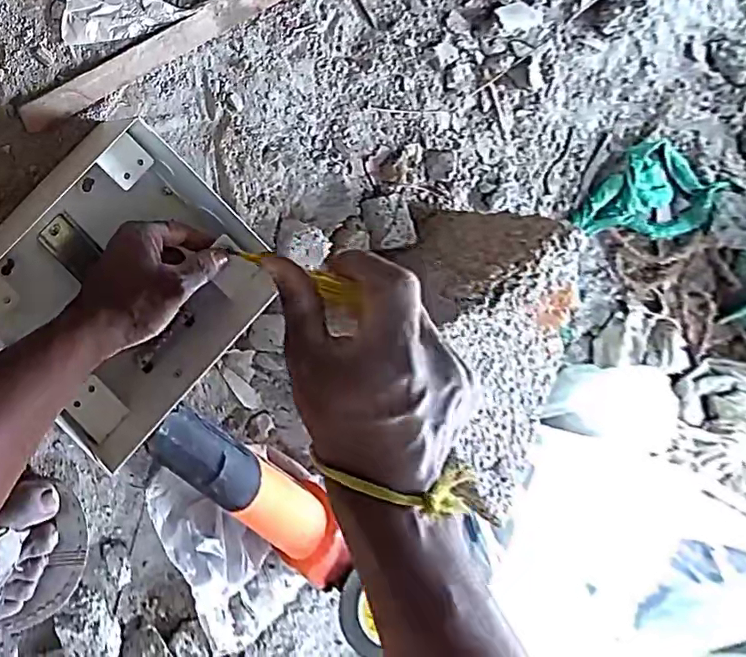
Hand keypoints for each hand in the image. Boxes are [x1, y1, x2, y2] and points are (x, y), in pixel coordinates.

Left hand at [61, 221, 227, 356]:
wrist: (95, 330)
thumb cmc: (125, 306)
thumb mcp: (176, 286)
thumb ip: (200, 268)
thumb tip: (215, 258)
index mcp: (139, 234)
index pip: (179, 229)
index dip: (203, 241)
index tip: (218, 250)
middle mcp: (125, 242)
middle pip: (168, 244)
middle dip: (190, 258)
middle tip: (209, 268)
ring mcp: (119, 260)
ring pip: (157, 260)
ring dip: (176, 272)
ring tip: (191, 287)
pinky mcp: (116, 278)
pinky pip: (146, 273)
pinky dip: (161, 282)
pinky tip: (169, 299)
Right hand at [261, 250, 476, 493]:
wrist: (381, 482)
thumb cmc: (337, 422)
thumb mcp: (306, 360)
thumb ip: (298, 304)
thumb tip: (280, 265)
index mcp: (394, 353)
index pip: (393, 281)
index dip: (362, 263)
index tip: (336, 266)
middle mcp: (435, 359)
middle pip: (404, 296)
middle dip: (368, 288)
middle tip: (338, 297)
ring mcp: (456, 371)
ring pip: (416, 318)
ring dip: (385, 314)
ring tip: (358, 335)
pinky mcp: (465, 382)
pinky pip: (431, 341)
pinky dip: (404, 338)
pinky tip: (383, 361)